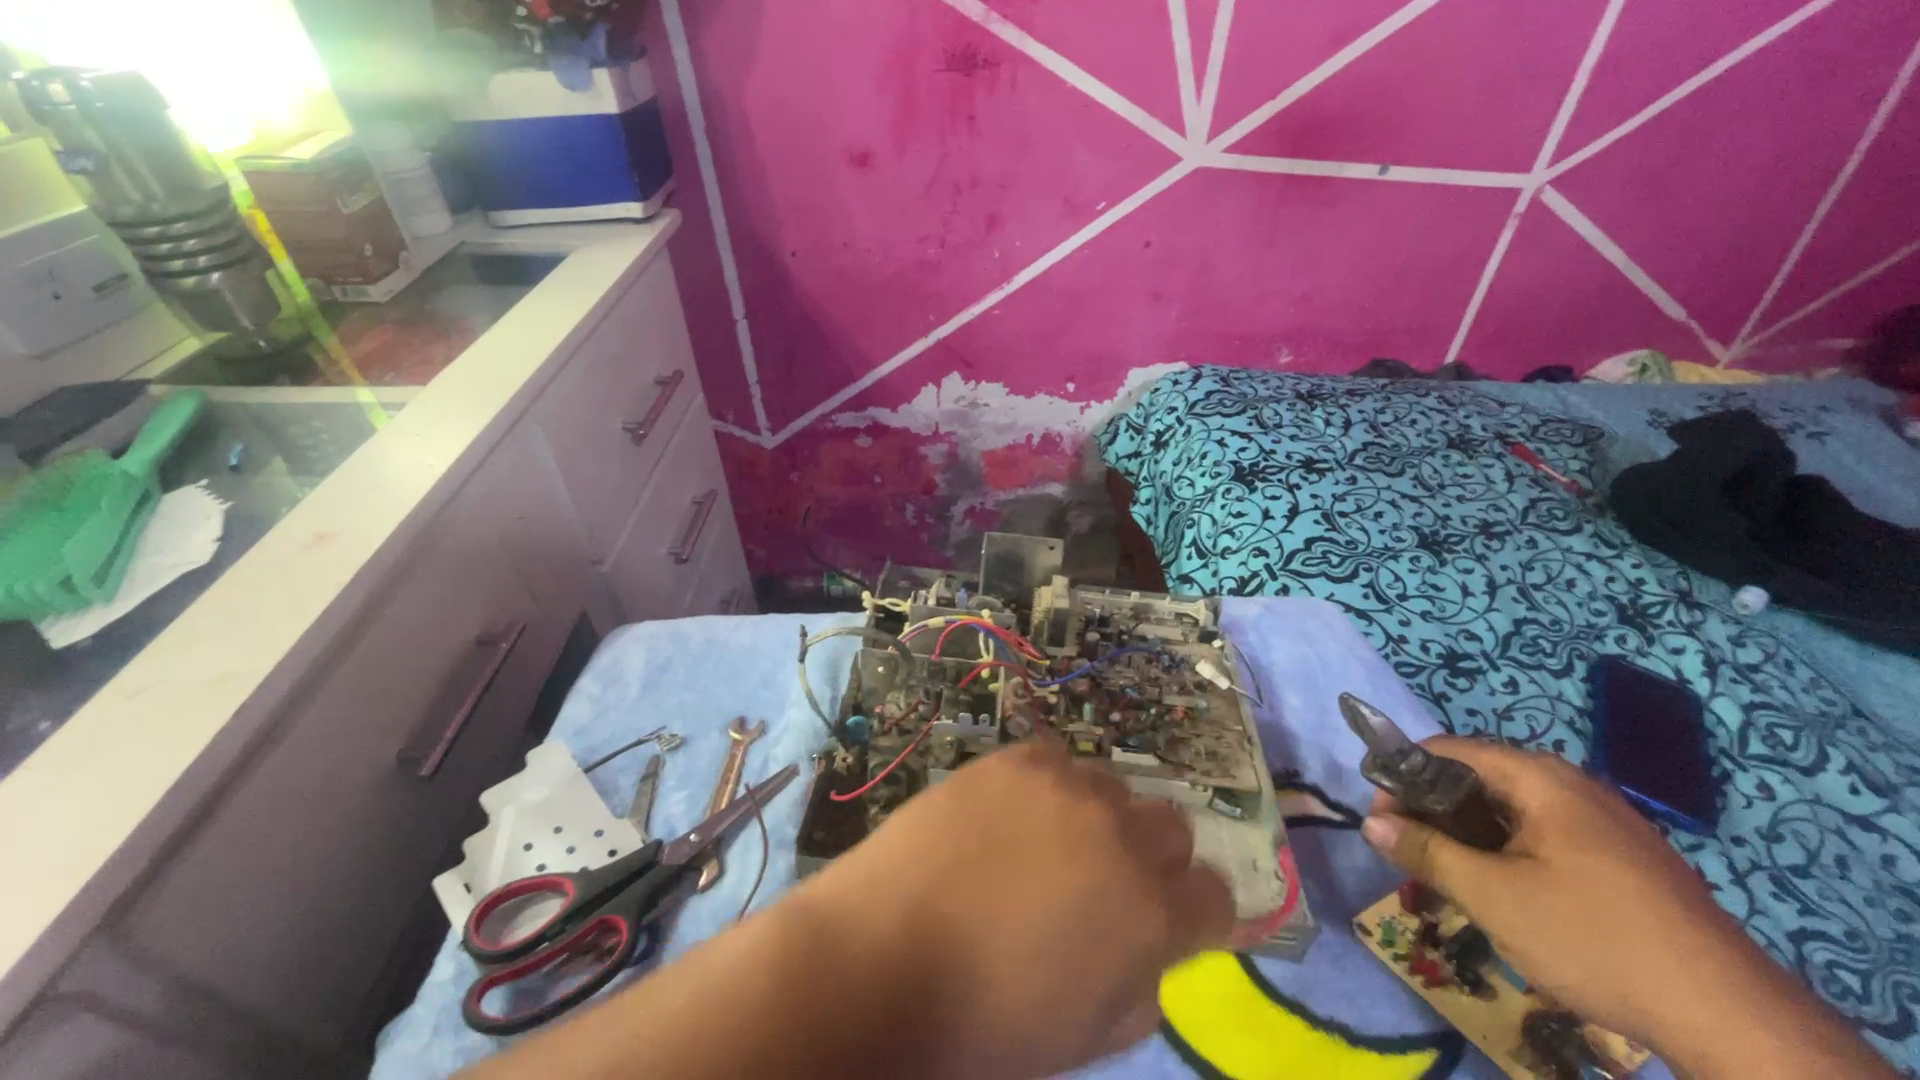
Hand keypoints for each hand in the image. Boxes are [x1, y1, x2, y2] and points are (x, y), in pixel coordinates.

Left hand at [796, 740, 1234, 1079]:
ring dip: (1098, 818)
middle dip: (1151, 860)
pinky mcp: (1011, 761)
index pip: (1215, 895)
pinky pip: (1057, 762)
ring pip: (1113, 789)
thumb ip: (1141, 988)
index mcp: (1149, 912)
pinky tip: (1011, 816)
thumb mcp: (1085, 1038)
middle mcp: (1119, 837)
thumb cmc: (981, 1023)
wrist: (876, 963)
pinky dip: (1049, 788)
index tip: (1169, 922)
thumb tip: (1151, 953)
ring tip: (1048, 844)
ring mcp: (1063, 789)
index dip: (1195, 913)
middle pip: (1172, 828)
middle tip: (1101, 883)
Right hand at [1362, 736, 1894, 1078]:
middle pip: (1482, 779)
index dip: (1404, 777)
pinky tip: (1508, 897)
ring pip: (1513, 813)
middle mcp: (1574, 786)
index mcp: (1542, 779)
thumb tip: (1371, 821)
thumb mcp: (1493, 896)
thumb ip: (1427, 852)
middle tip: (1411, 855)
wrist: (1724, 1010)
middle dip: (1436, 812)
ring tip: (1451, 879)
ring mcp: (1605, 822)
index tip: (1380, 820)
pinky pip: (1546, 838)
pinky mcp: (1624, 858)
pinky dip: (1510, 854)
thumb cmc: (1592, 937)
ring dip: (1471, 838)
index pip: (1450, 750)